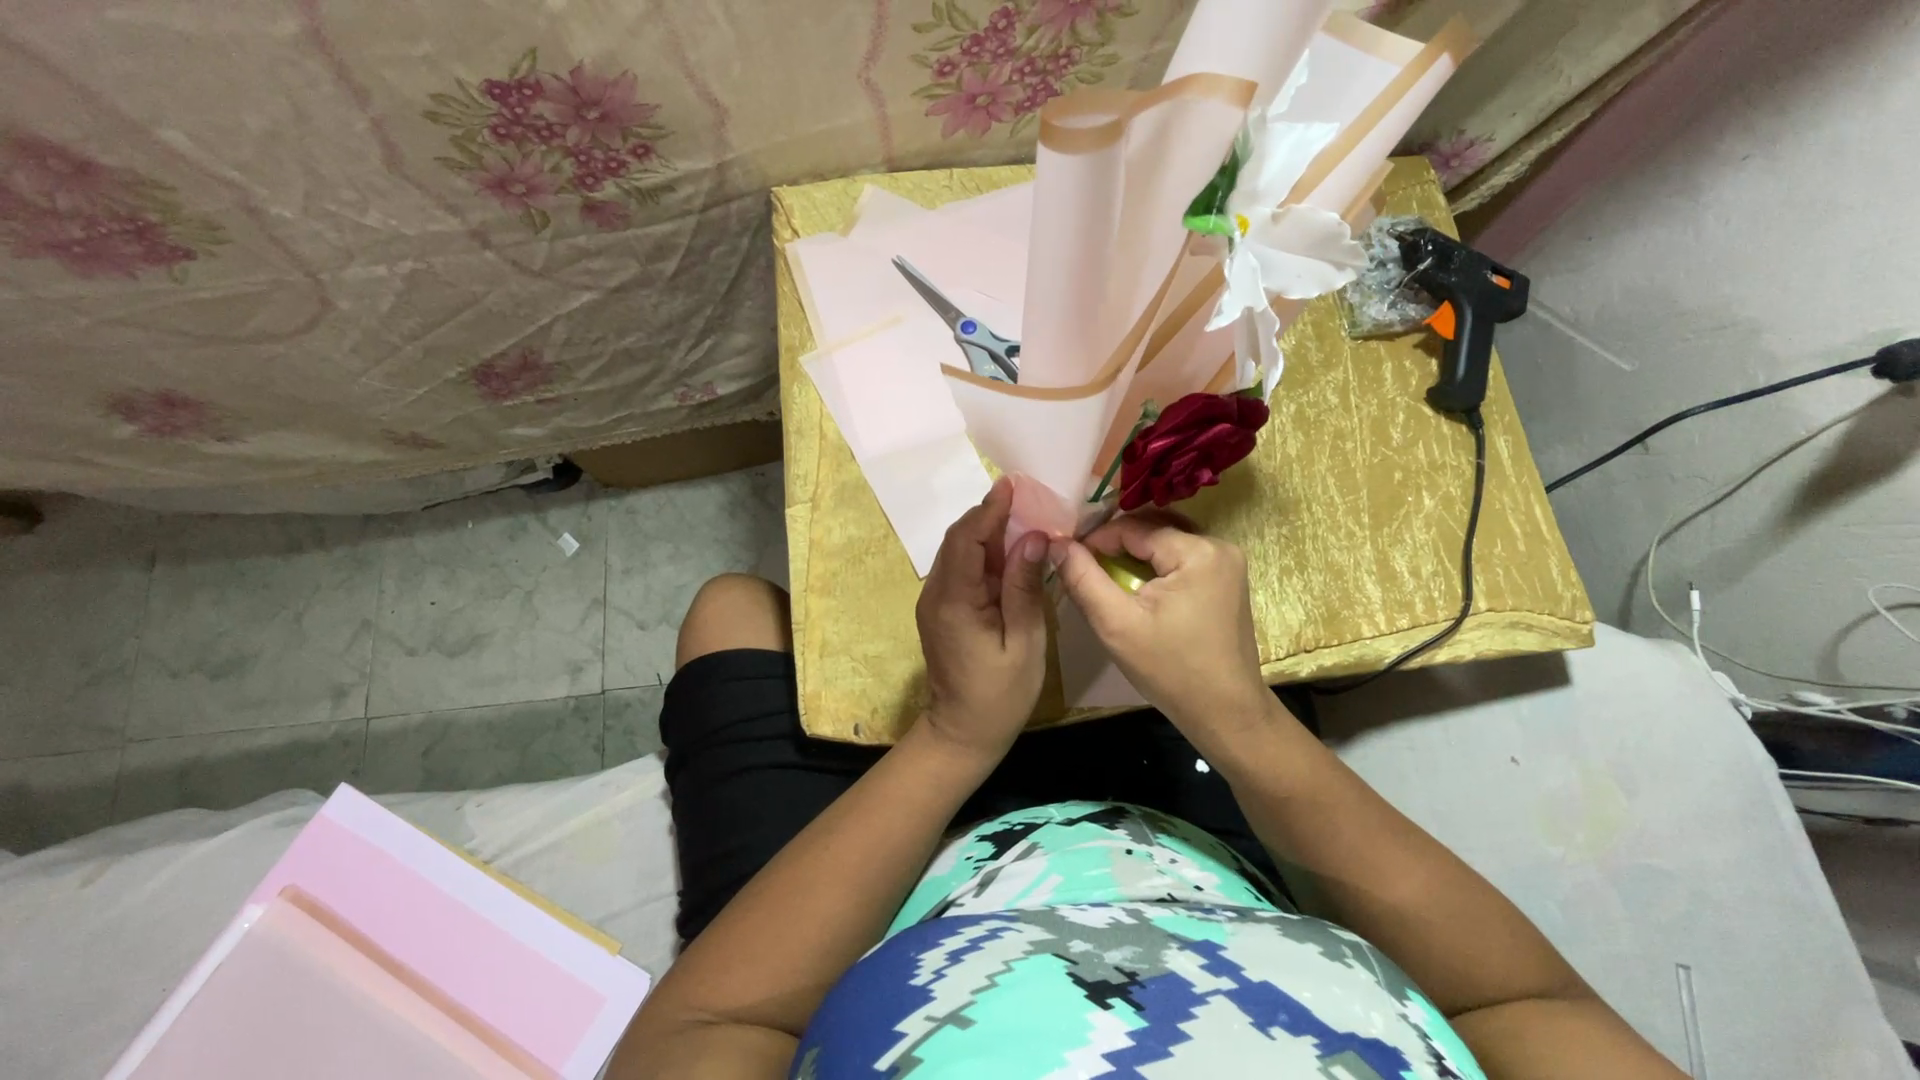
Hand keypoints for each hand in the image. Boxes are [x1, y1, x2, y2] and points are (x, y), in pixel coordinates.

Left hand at [915, 477, 1049, 763]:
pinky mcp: (940, 611)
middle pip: (958, 540)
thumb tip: (1034, 538)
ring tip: (1022, 517)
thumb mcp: (1024, 642)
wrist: (962, 732)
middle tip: (1025, 497)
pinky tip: (1009, 552)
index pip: (967, 540)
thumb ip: (1025, 588)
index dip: (989, 510)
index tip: (1012, 485)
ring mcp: (934, 602)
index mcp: (955, 601)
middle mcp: (936, 595)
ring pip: (957, 553)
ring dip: (986, 533)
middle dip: (989, 515)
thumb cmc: (1000, 695)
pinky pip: (960, 570)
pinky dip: (983, 554)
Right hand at [1049, 513, 1278, 753]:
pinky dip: (1156, 565)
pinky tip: (1136, 586)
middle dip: (1116, 543)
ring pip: (1167, 542)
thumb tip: (1056, 543)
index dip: (1096, 539)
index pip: (1134, 527)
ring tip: (1105, 573)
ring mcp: (1228, 563)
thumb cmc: (1170, 670)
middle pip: (1153, 529)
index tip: (1068, 557)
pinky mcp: (1227, 580)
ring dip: (1135, 553)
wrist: (1225, 711)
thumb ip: (1083, 579)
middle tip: (1084, 564)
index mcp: (1198, 552)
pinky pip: (1182, 559)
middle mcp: (1219, 547)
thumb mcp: (1116, 625)